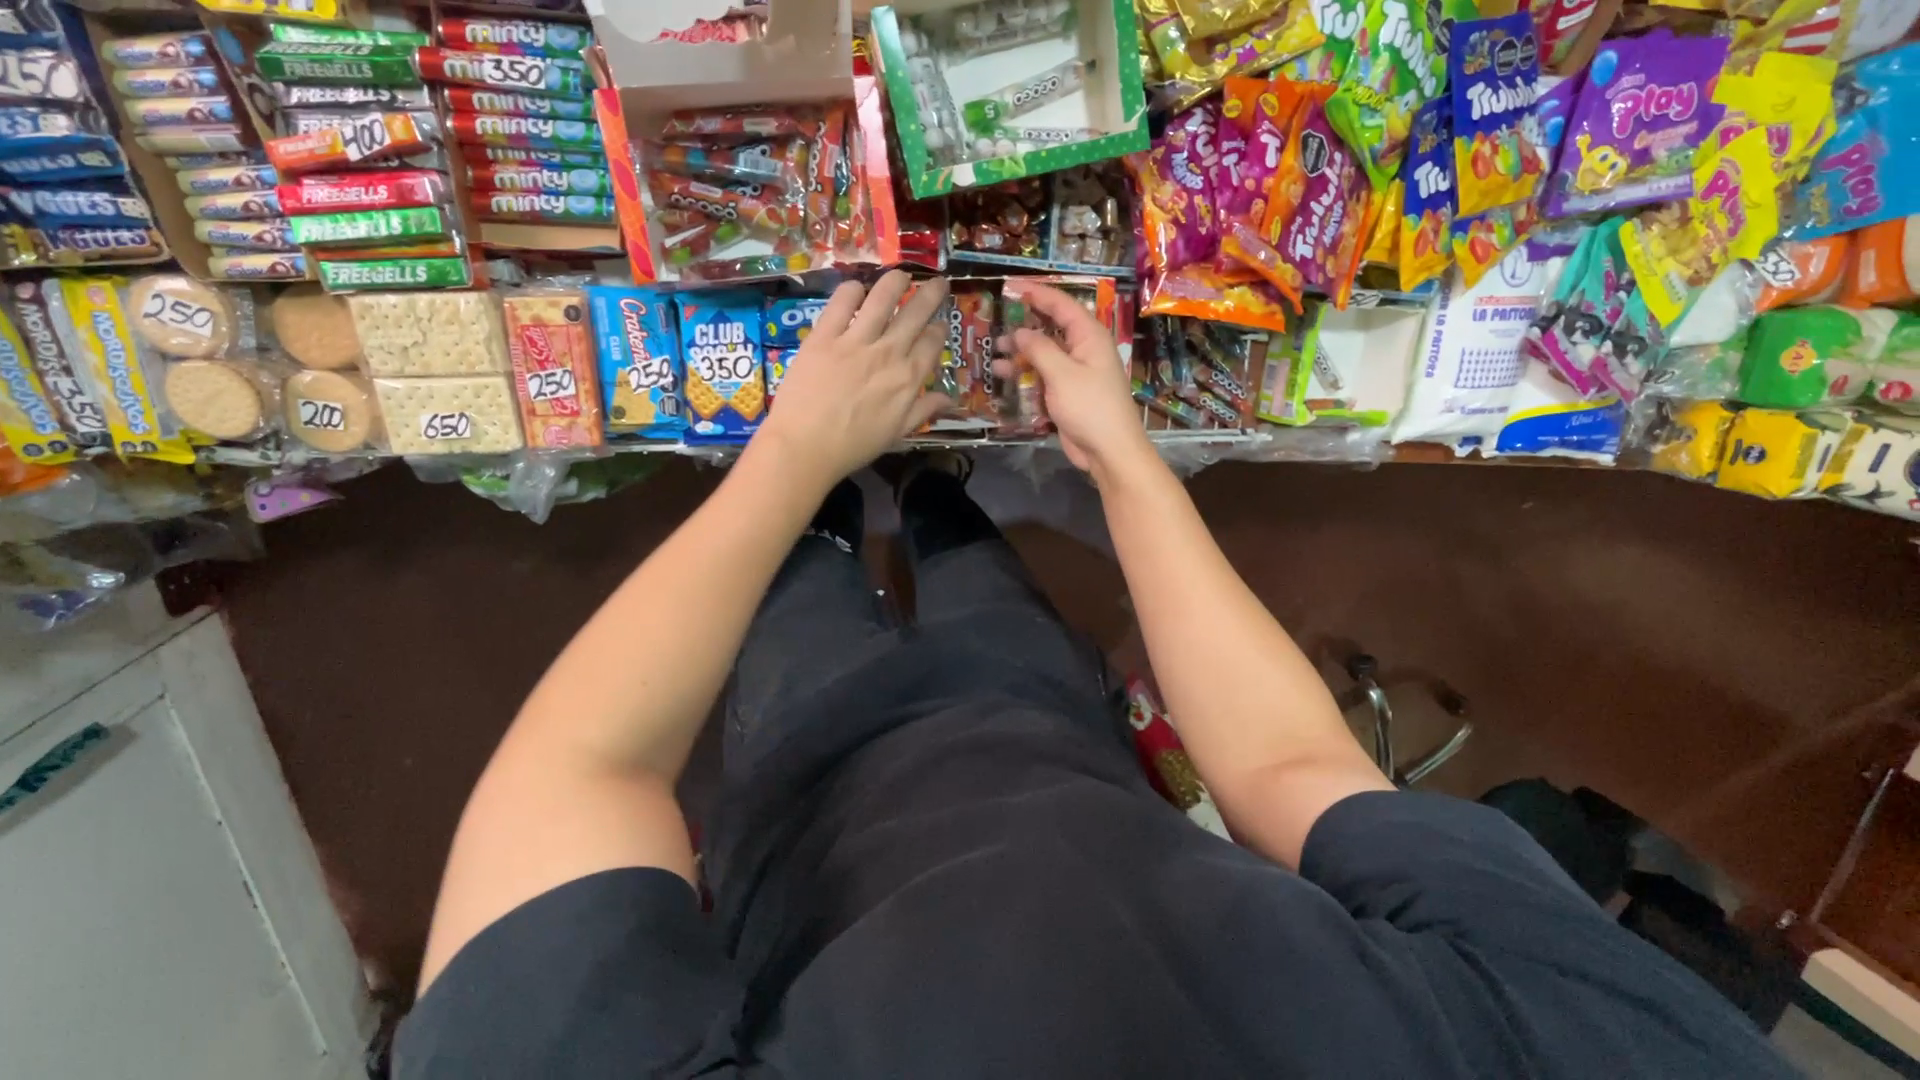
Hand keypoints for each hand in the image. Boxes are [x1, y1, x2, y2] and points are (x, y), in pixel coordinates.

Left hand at [758, 270, 951, 487]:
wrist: (806, 446)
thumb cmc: (854, 446)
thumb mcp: (897, 433)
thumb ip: (924, 411)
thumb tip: (951, 400)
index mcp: (908, 378)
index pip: (932, 343)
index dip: (939, 330)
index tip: (940, 325)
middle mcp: (888, 352)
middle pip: (915, 312)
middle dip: (930, 294)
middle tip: (937, 282)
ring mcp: (855, 340)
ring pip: (882, 298)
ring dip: (895, 282)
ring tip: (901, 275)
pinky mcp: (824, 335)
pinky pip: (842, 302)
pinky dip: (852, 290)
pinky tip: (856, 288)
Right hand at [997, 281, 1153, 480]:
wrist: (1109, 450)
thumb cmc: (1090, 407)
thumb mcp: (1061, 374)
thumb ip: (1039, 349)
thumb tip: (1020, 331)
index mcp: (1089, 336)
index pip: (1062, 305)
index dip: (1037, 294)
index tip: (1011, 287)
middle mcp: (1083, 350)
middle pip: (1051, 329)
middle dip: (1025, 327)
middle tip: (997, 326)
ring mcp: (1076, 373)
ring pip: (1044, 355)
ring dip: (1021, 354)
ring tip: (996, 355)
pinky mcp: (1068, 394)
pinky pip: (1043, 377)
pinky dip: (1026, 376)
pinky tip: (1006, 379)